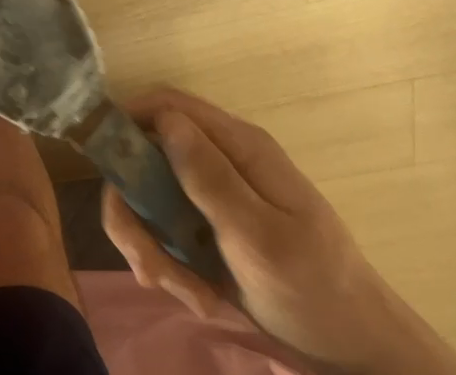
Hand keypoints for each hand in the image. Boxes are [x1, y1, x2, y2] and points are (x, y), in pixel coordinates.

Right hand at [101, 88, 455, 374]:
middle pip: (142, 160)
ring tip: (183, 293)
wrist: (350, 348)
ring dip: (151, 249)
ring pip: (144, 201)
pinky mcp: (201, 227)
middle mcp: (218, 160)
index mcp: (238, 146)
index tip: (105, 169)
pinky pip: (160, 233)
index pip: (165, 107)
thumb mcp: (261, 236)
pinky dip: (167, 265)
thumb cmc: (314, 288)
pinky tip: (195, 296)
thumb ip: (211, 178)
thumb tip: (165, 120)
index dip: (125, 125)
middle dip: (134, 214)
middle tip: (149, 268)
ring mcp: (208, 195)